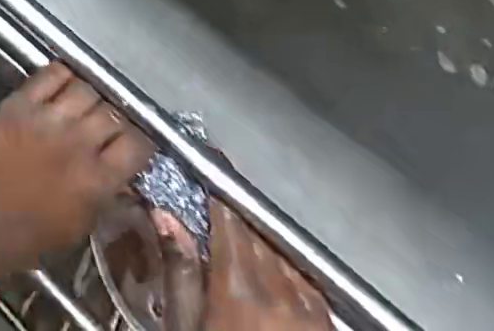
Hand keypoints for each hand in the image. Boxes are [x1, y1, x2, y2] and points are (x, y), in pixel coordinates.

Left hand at [0, 62, 154, 279]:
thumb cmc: (38, 229)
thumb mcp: (87, 218)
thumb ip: (110, 187)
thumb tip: (125, 163)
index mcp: (97, 178)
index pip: (136, 143)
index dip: (141, 141)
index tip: (136, 142)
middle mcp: (75, 142)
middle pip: (112, 112)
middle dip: (117, 118)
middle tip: (109, 124)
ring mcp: (45, 118)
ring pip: (84, 88)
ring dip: (92, 96)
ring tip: (87, 104)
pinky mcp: (18, 104)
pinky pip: (48, 75)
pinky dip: (62, 75)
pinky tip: (65, 83)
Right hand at [161, 201, 330, 330]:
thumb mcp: (185, 324)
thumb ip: (179, 269)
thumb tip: (165, 216)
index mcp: (240, 288)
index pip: (229, 222)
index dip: (216, 197)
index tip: (204, 178)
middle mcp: (281, 294)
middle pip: (256, 235)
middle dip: (234, 219)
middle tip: (214, 206)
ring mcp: (311, 314)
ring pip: (282, 256)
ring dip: (259, 242)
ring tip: (238, 239)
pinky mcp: (327, 329)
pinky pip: (304, 283)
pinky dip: (283, 269)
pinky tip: (269, 274)